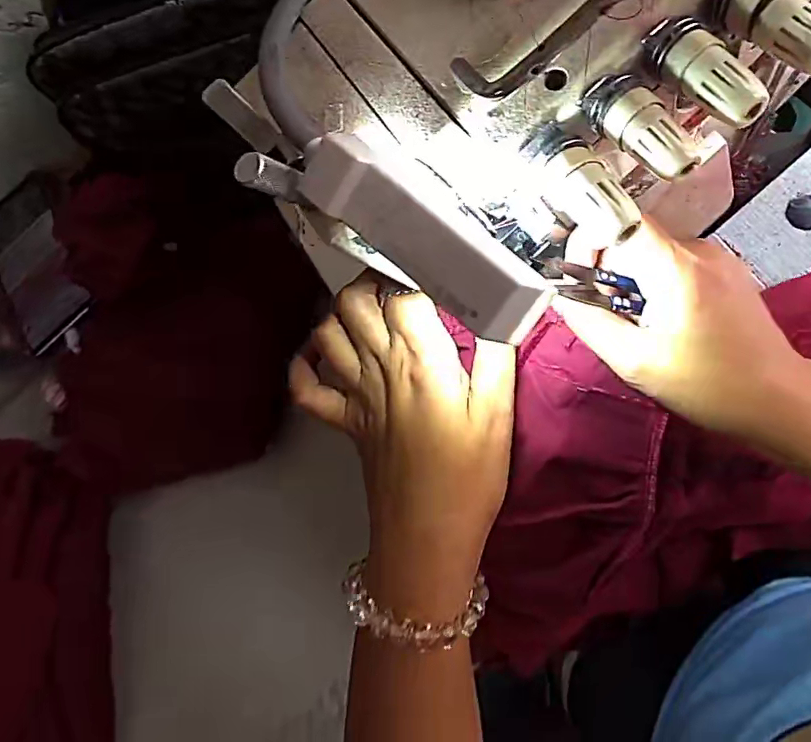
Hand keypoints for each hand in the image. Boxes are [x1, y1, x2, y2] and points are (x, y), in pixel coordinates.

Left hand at [291, 275, 515, 616]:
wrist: (426, 542)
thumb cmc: (469, 477)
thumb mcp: (499, 412)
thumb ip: (499, 353)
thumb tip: (505, 309)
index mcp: (420, 363)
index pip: (402, 294)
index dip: (417, 270)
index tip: (441, 268)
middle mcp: (380, 370)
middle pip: (354, 301)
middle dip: (375, 277)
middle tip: (407, 280)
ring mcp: (355, 397)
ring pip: (327, 332)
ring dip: (344, 309)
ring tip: (377, 305)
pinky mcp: (344, 424)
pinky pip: (305, 387)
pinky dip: (306, 362)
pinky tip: (326, 352)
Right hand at [556, 220, 810, 437]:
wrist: (777, 396)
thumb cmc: (717, 386)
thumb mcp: (638, 362)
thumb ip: (592, 324)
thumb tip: (566, 298)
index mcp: (678, 267)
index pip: (618, 219)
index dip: (589, 241)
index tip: (584, 275)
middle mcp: (701, 251)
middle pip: (634, 238)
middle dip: (613, 272)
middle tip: (616, 313)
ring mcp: (718, 258)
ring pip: (654, 252)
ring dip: (638, 281)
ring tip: (648, 324)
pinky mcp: (726, 269)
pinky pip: (677, 263)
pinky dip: (662, 284)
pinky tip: (671, 321)